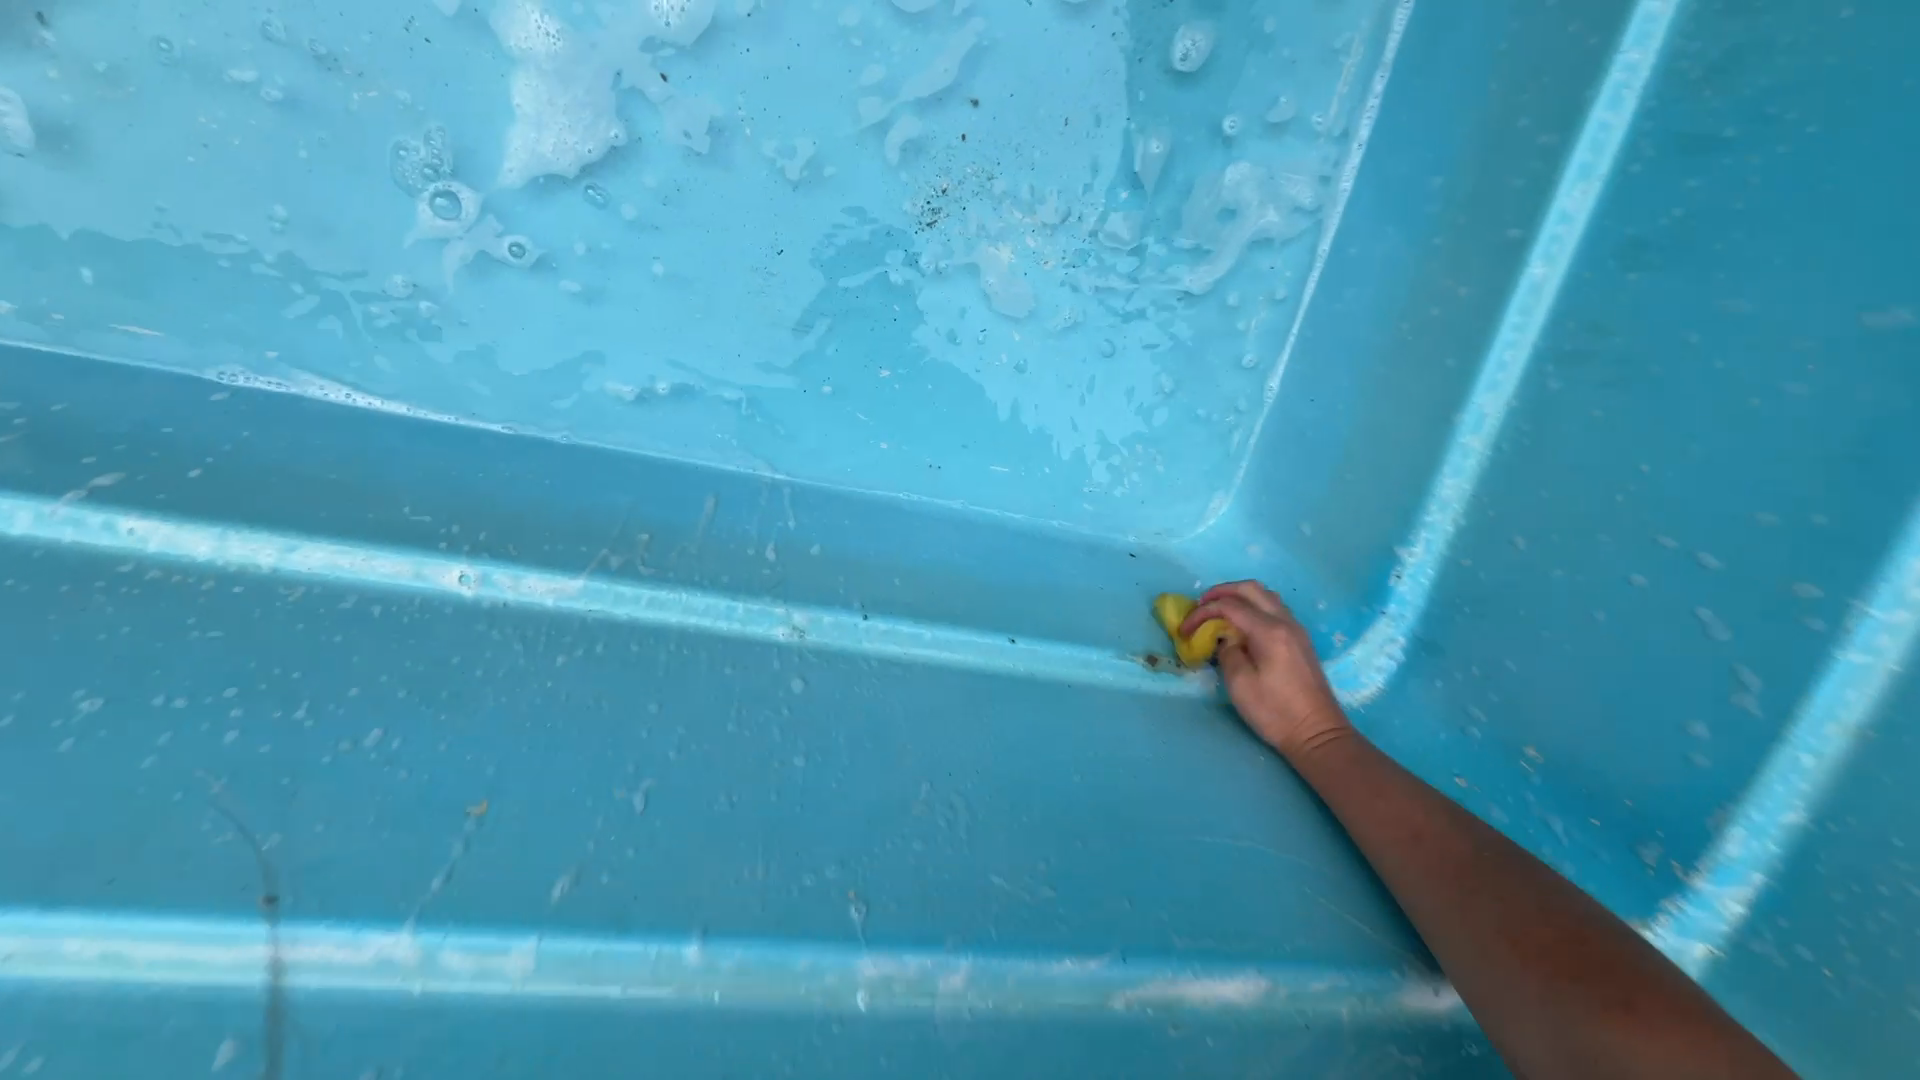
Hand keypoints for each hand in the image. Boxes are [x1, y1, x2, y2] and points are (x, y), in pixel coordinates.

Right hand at [1180, 581, 1351, 759]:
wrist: (1317, 733)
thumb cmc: (1275, 712)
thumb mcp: (1239, 684)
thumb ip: (1227, 652)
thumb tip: (1225, 639)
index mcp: (1269, 631)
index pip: (1229, 606)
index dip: (1202, 613)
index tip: (1184, 629)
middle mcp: (1285, 622)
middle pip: (1251, 589)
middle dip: (1221, 592)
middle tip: (1200, 605)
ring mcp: (1296, 629)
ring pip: (1266, 596)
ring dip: (1239, 597)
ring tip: (1219, 612)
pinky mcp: (1300, 640)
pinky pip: (1274, 609)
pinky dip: (1253, 607)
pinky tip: (1241, 625)